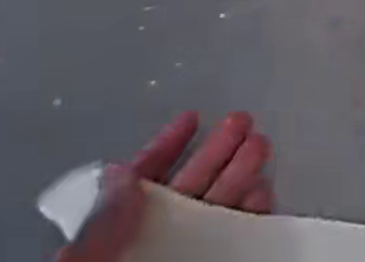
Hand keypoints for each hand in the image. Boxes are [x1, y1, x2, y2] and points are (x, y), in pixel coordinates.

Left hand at [55, 111, 274, 261]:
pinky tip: (263, 191)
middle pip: (184, 193)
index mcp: (109, 245)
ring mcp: (184, 256)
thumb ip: (101, 227)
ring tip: (260, 145)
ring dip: (239, 173)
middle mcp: (148, 248)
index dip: (164, 150)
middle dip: (214, 152)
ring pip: (214, 211)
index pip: (136, 188)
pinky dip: (252, 213)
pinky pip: (237, 237)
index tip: (192, 116)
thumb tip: (119, 176)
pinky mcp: (220, 260)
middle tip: (241, 119)